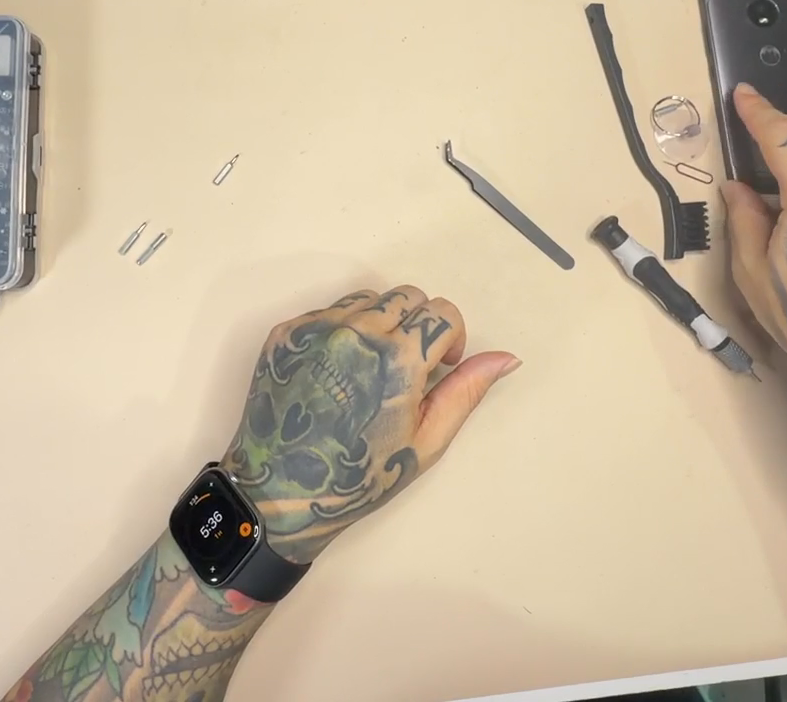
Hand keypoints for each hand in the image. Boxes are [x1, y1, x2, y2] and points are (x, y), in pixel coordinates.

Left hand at [220, 286, 519, 564]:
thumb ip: (465, 390)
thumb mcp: (425, 440)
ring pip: (369, 298)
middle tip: (409, 365)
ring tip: (372, 367)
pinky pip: (331, 310)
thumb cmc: (361, 475)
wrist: (279, 490)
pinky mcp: (289, 331)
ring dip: (382, 321)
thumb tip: (507, 358)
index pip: (443, 312)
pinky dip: (345, 329)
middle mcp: (357, 331)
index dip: (451, 338)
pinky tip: (340, 370)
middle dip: (420, 324)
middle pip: (409, 296)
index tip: (441, 365)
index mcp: (397, 359)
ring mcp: (318, 327)